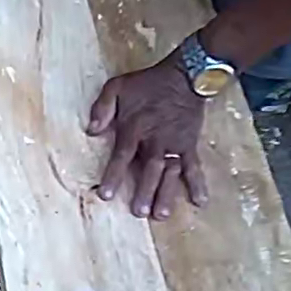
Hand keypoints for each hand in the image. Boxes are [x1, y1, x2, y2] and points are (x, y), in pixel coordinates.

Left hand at [87, 52, 209, 218]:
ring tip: (161, 214)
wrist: (185, 75)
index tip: (107, 195)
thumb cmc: (148, 84)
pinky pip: (194, 167)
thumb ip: (102, 107)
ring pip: (170, 173)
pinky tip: (200, 201)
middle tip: (139, 212)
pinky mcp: (189, 146)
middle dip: (144, 191)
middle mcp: (155, 141)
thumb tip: (91, 130)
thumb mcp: (117, 87)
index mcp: (135, 129)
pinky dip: (198, 183)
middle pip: (149, 169)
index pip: (122, 156)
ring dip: (166, 194)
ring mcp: (174, 145)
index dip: (114, 175)